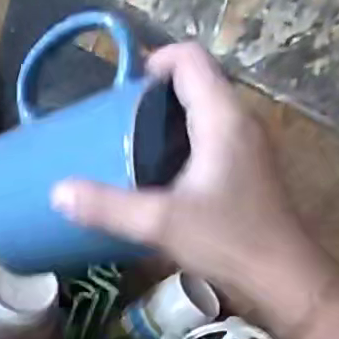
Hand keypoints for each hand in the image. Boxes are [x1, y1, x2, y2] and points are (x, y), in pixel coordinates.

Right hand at [51, 43, 338, 330]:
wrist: (281, 277)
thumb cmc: (227, 240)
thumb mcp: (160, 223)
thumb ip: (108, 208)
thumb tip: (58, 193)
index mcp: (222, 118)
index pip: (190, 60)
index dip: (155, 62)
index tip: (122, 91)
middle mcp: (239, 124)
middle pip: (196, 87)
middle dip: (153, 100)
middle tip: (116, 126)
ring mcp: (247, 150)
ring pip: (202, 119)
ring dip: (165, 128)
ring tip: (129, 153)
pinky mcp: (246, 176)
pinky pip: (209, 146)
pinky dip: (180, 152)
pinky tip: (158, 184)